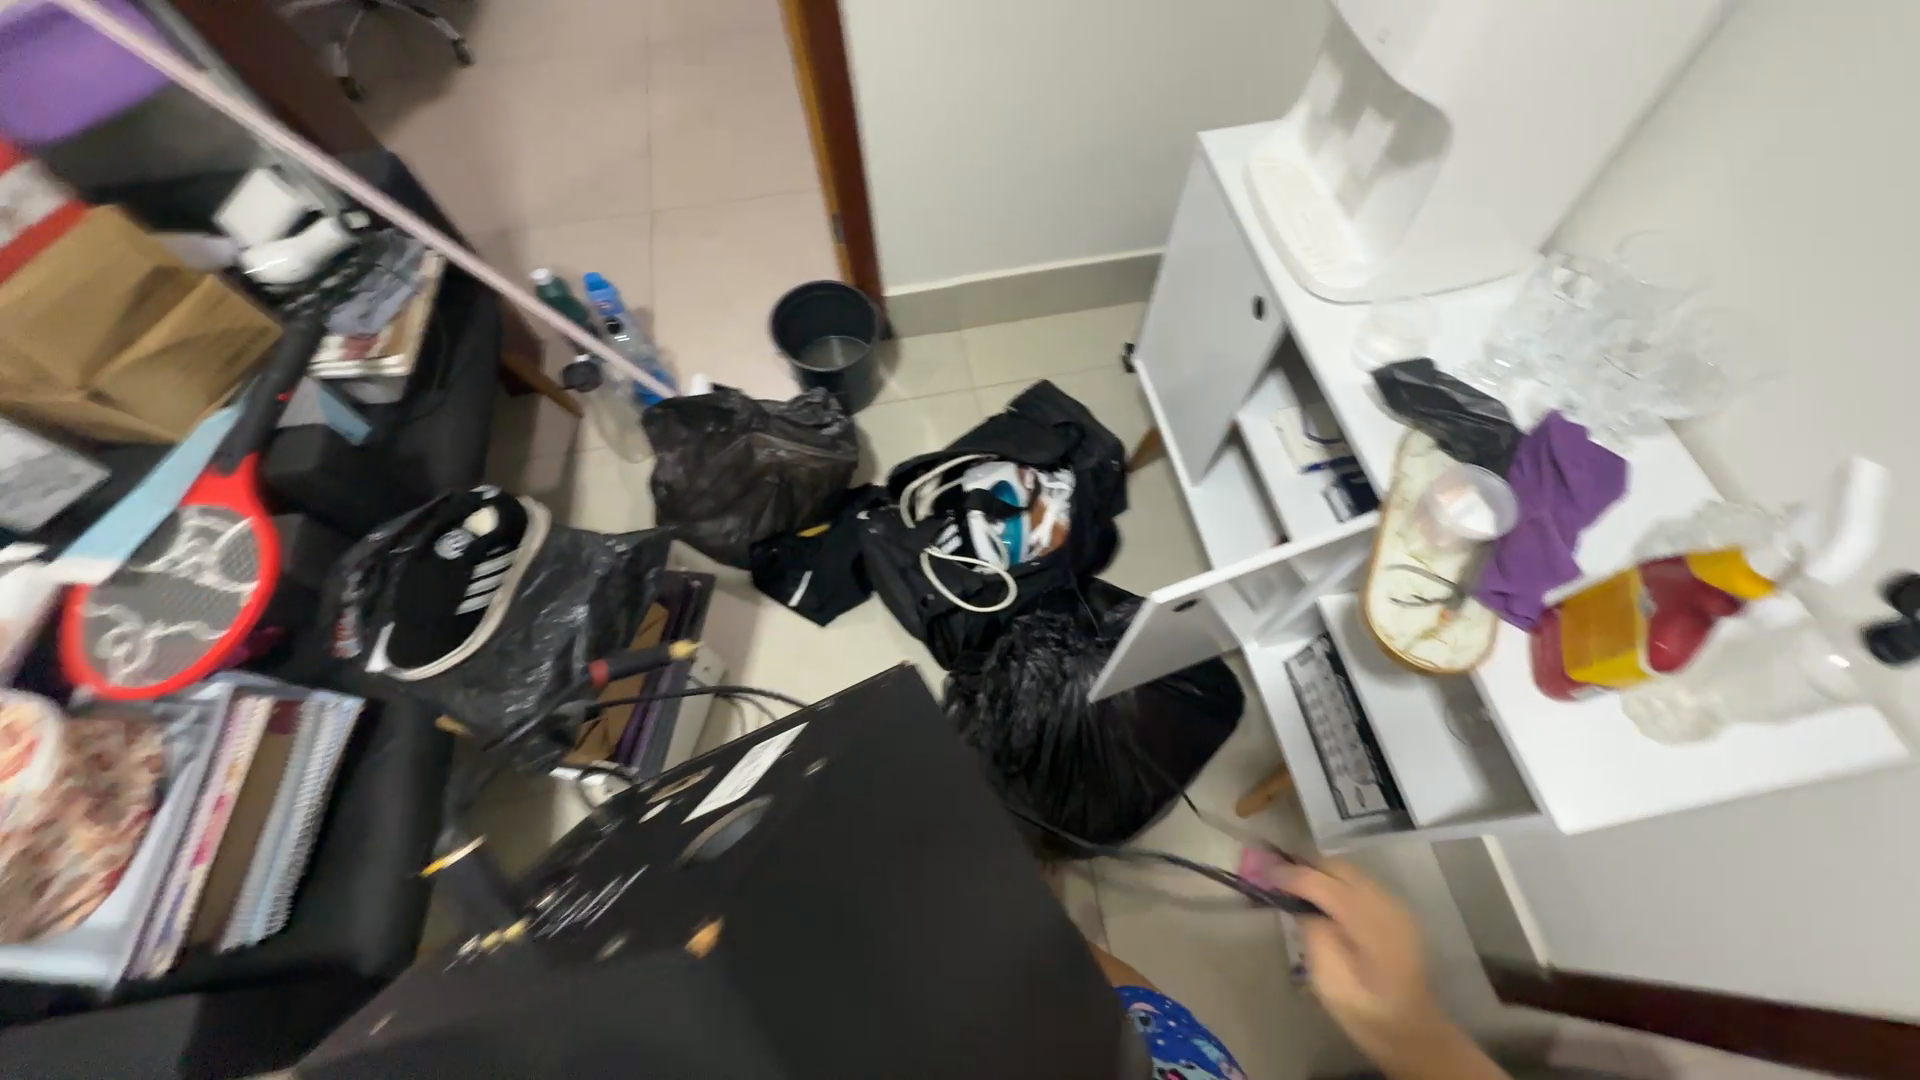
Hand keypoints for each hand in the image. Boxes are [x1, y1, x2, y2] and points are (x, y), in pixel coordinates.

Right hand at [1281, 860, 1447, 1061]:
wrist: (1412, 1032)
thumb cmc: (1365, 1012)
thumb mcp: (1327, 979)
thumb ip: (1313, 932)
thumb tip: (1302, 904)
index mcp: (1370, 925)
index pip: (1322, 883)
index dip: (1289, 875)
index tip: (1263, 873)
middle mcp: (1386, 906)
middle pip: (1337, 867)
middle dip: (1305, 868)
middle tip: (1277, 878)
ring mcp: (1396, 906)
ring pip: (1349, 870)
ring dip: (1321, 873)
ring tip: (1297, 886)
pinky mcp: (1397, 911)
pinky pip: (1360, 882)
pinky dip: (1337, 882)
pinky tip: (1324, 898)